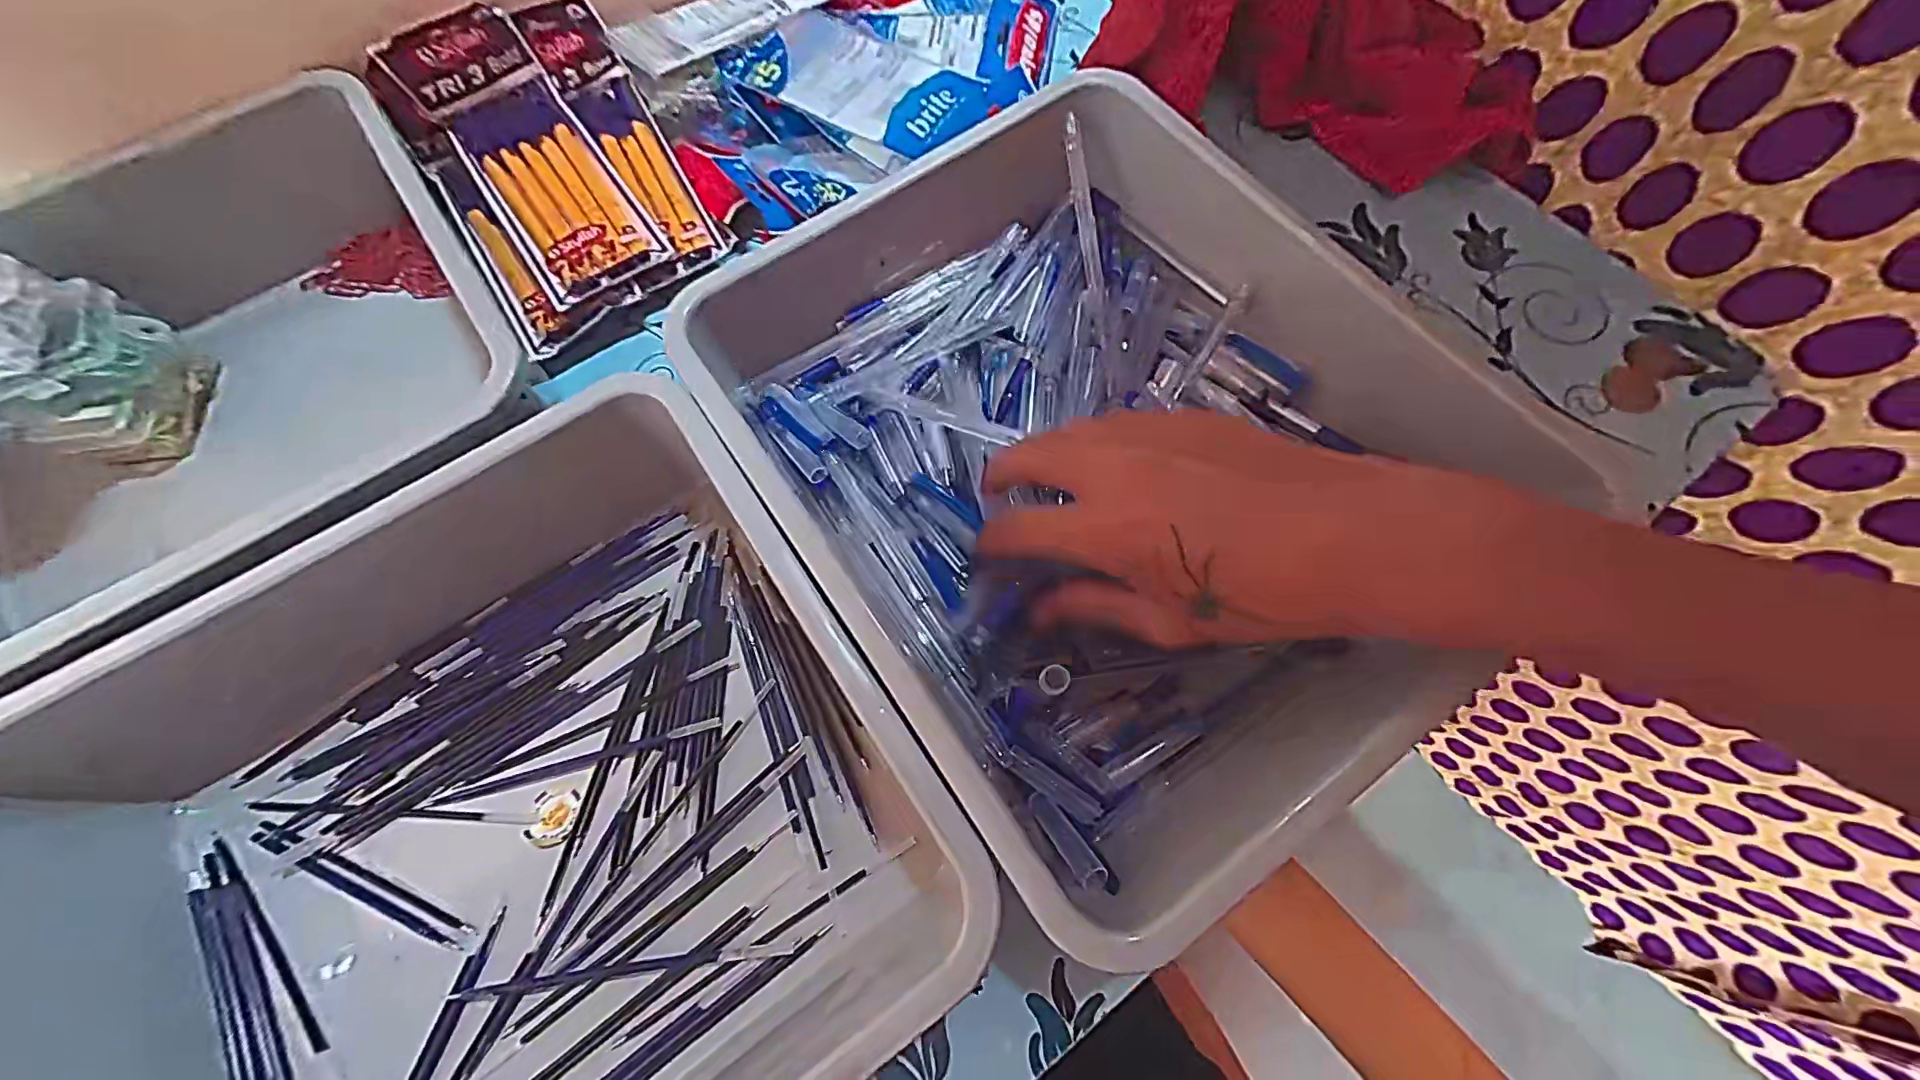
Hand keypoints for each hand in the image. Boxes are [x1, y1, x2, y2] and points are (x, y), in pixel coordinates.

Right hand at [977, 409, 1538, 649]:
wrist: (1349, 533)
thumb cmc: (1259, 595)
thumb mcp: (1167, 620)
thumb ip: (1092, 606)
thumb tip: (1039, 609)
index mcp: (1102, 527)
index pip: (1015, 528)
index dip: (991, 542)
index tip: (989, 553)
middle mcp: (1111, 466)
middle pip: (1026, 456)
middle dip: (999, 478)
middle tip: (1000, 500)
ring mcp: (1146, 431)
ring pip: (1069, 430)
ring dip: (1046, 456)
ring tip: (1053, 484)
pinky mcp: (1181, 416)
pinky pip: (1114, 424)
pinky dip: (1094, 444)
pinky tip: (1116, 468)